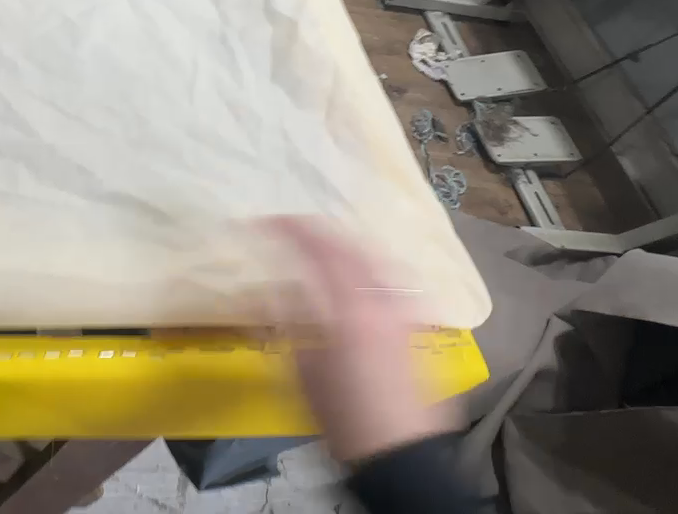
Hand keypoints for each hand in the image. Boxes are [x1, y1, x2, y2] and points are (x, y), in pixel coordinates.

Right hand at [258, 216, 454, 465]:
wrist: (399, 454)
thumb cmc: (340, 412)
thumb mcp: (301, 363)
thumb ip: (287, 315)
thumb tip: (273, 283)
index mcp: (349, 305)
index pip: (316, 247)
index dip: (286, 228)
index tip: (261, 222)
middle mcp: (381, 299)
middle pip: (349, 243)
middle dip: (315, 228)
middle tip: (287, 226)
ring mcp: (404, 310)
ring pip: (375, 256)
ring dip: (343, 241)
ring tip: (321, 240)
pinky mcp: (416, 325)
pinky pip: (390, 276)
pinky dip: (368, 261)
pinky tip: (358, 268)